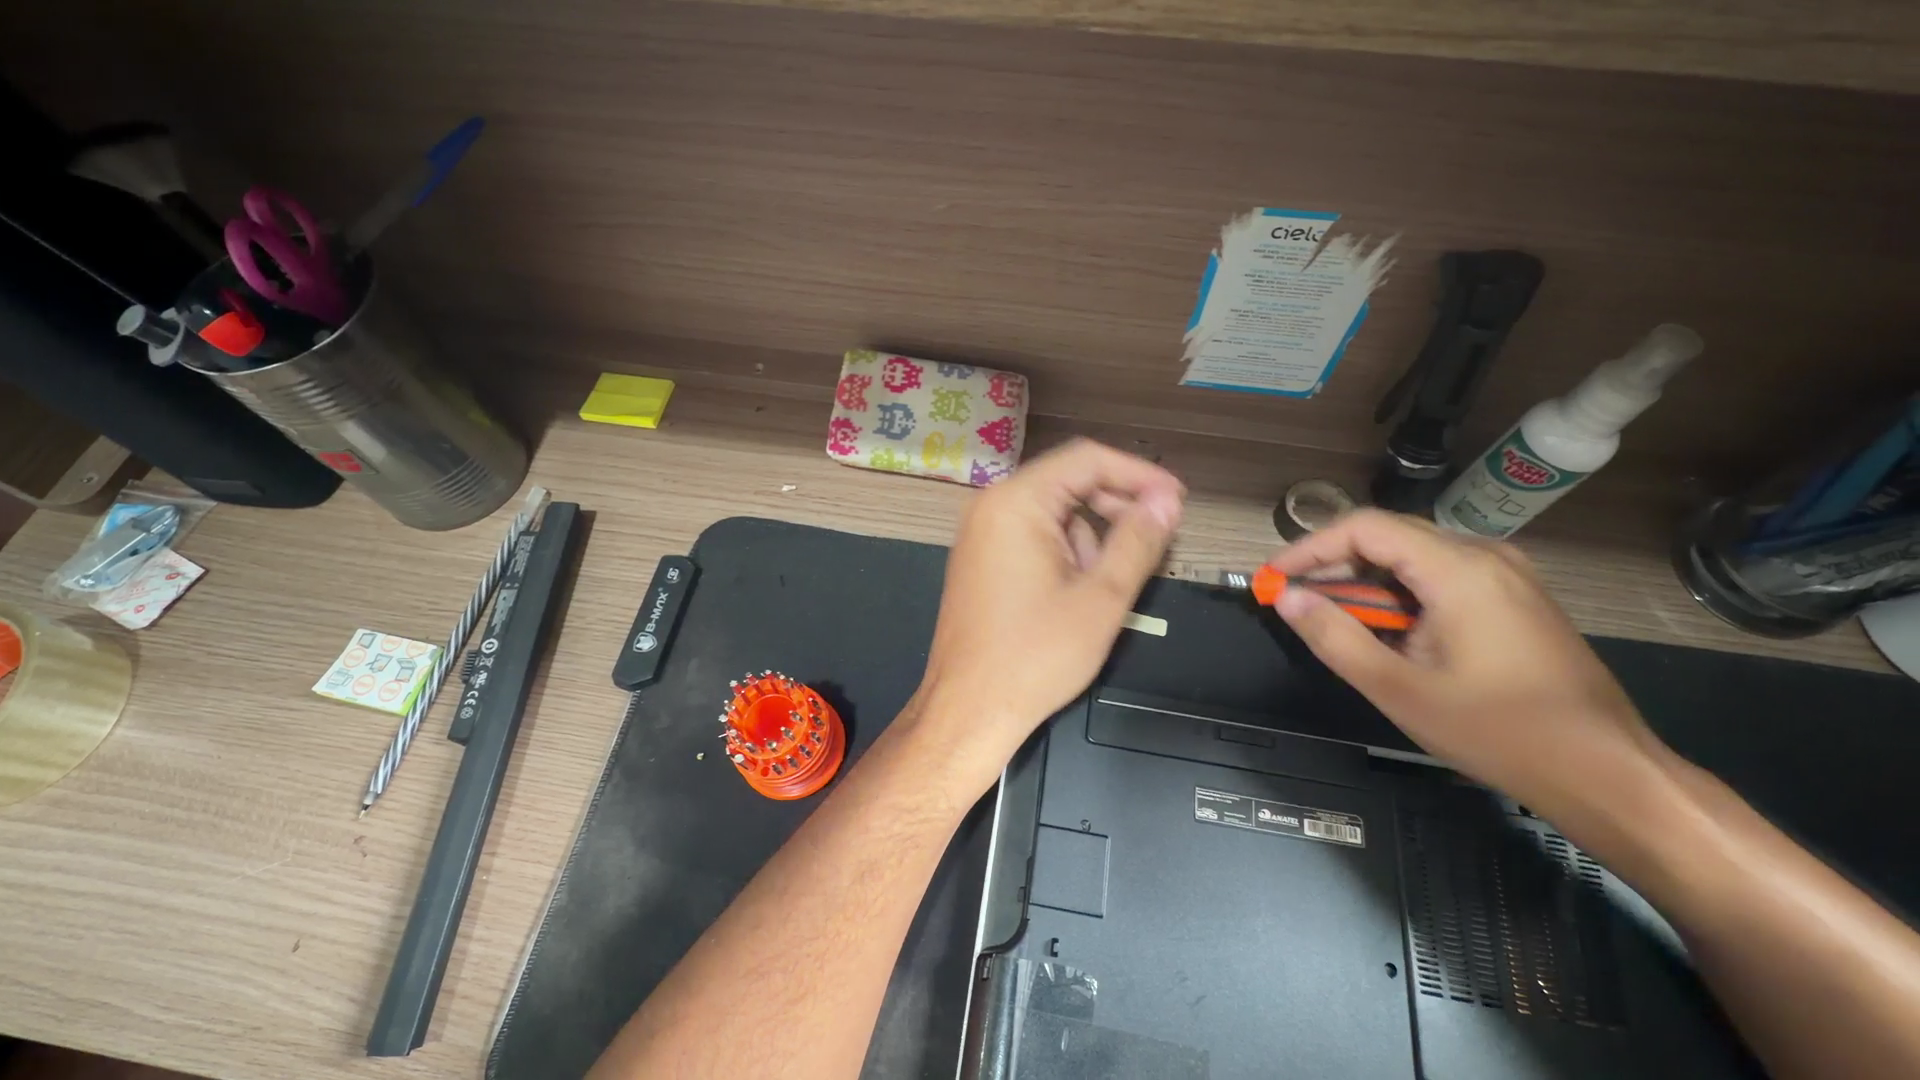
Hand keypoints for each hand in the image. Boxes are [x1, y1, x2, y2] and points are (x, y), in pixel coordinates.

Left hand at [913, 440, 1184, 792]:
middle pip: (1068, 482)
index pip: (1087, 459)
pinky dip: (1064, 552)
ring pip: (1053, 513)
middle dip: (1117, 507)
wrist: (969, 710)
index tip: (1176, 501)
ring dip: (1090, 537)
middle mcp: (991, 506)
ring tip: (1106, 586)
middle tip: (1157, 538)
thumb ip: (1138, 540)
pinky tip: (1077, 594)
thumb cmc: (1035, 657)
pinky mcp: (980, 560)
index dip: (1139, 474)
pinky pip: (1032, 536)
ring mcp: (980, 534)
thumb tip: (1167, 500)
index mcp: (1016, 502)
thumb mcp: (1101, 597)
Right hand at [1266, 510, 1669, 819]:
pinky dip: (1403, 593)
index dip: (1309, 548)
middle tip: (1294, 601)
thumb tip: (1288, 599)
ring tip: (1332, 619)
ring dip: (1367, 581)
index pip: (1365, 527)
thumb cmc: (1499, 732)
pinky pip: (1444, 576)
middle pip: (1390, 536)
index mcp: (1459, 569)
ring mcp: (1509, 575)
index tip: (1273, 580)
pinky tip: (1388, 630)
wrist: (1605, 771)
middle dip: (1333, 564)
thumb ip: (1336, 638)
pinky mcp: (1518, 598)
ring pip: (1417, 556)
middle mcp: (1487, 555)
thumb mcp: (1400, 690)